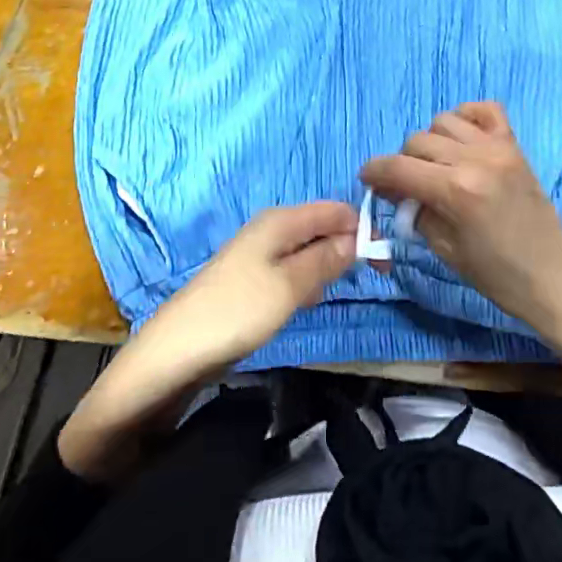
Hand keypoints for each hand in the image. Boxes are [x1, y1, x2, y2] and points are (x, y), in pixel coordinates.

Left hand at [58, 203, 356, 480]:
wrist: (176, 352)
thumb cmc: (237, 311)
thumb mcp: (290, 285)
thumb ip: (325, 259)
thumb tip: (357, 237)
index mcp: (280, 220)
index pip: (334, 209)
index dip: (362, 228)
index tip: (384, 261)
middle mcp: (270, 229)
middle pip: (321, 227)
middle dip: (347, 248)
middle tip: (372, 279)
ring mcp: (259, 255)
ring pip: (308, 251)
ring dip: (327, 267)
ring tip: (331, 292)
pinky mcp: (252, 280)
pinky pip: (292, 271)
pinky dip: (306, 283)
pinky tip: (305, 302)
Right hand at [358, 101, 561, 329]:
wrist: (552, 276)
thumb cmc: (496, 274)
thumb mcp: (444, 249)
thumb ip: (415, 212)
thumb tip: (394, 191)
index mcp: (455, 190)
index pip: (398, 167)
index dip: (374, 172)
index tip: (367, 179)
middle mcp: (475, 160)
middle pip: (417, 141)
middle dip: (402, 162)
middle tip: (405, 186)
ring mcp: (498, 148)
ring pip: (443, 122)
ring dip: (431, 142)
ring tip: (436, 166)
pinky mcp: (514, 145)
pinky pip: (484, 110)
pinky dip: (466, 118)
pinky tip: (462, 141)